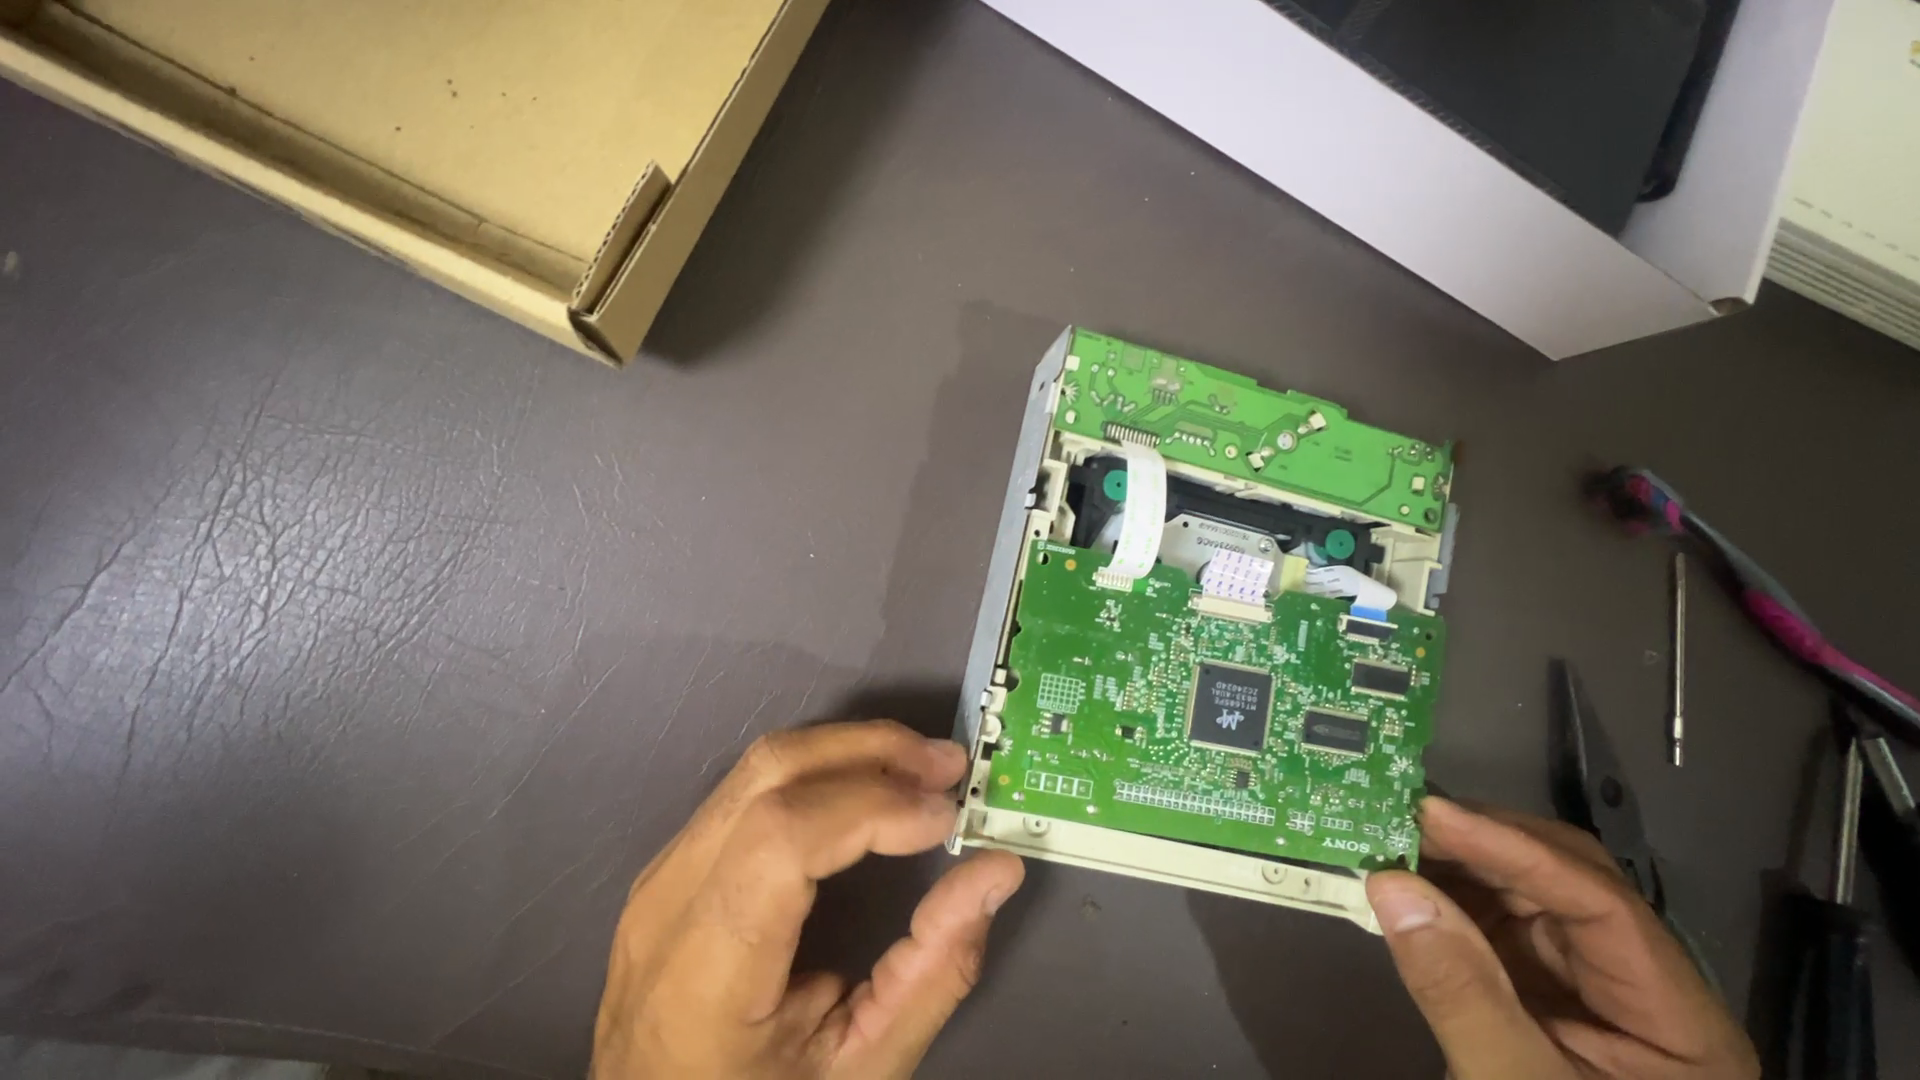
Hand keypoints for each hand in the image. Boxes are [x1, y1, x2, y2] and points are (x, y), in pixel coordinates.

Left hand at [590, 720, 1023, 1079]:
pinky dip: (825, 768)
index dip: (871, 807)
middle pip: (771, 775)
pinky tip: (872, 787)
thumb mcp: (859, 1071)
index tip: (946, 816)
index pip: (781, 839)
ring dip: (853, 749)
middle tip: (950, 768)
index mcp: (703, 974)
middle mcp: (669, 900)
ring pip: (761, 764)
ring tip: (923, 770)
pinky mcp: (675, 860)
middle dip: (873, 752)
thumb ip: (933, 973)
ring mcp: (663, 871)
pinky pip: (752, 786)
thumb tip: (996, 871)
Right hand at [1366, 797, 1757, 1078]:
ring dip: (1456, 860)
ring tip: (1389, 837)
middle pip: (1567, 882)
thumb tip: (1390, 884)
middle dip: (1483, 844)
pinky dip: (1445, 891)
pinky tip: (1403, 877)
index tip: (1432, 812)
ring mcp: (1585, 979)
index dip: (1514, 850)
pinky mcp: (1536, 982)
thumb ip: (1462, 994)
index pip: (1601, 904)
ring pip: (1524, 890)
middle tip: (1401, 816)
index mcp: (1677, 1021)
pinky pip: (1492, 917)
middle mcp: (1638, 981)